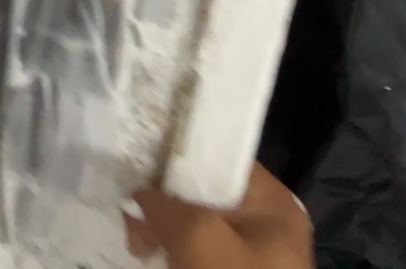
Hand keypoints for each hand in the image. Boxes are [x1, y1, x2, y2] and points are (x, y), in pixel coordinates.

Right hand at [127, 164, 311, 268]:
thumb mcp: (196, 235)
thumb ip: (159, 201)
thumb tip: (138, 195)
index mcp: (272, 203)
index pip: (216, 153)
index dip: (173, 149)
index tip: (134, 154)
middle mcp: (264, 222)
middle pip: (199, 188)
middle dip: (159, 198)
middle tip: (133, 218)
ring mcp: (248, 255)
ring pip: (189, 221)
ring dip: (158, 228)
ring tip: (137, 245)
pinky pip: (191, 250)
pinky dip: (167, 250)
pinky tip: (147, 255)